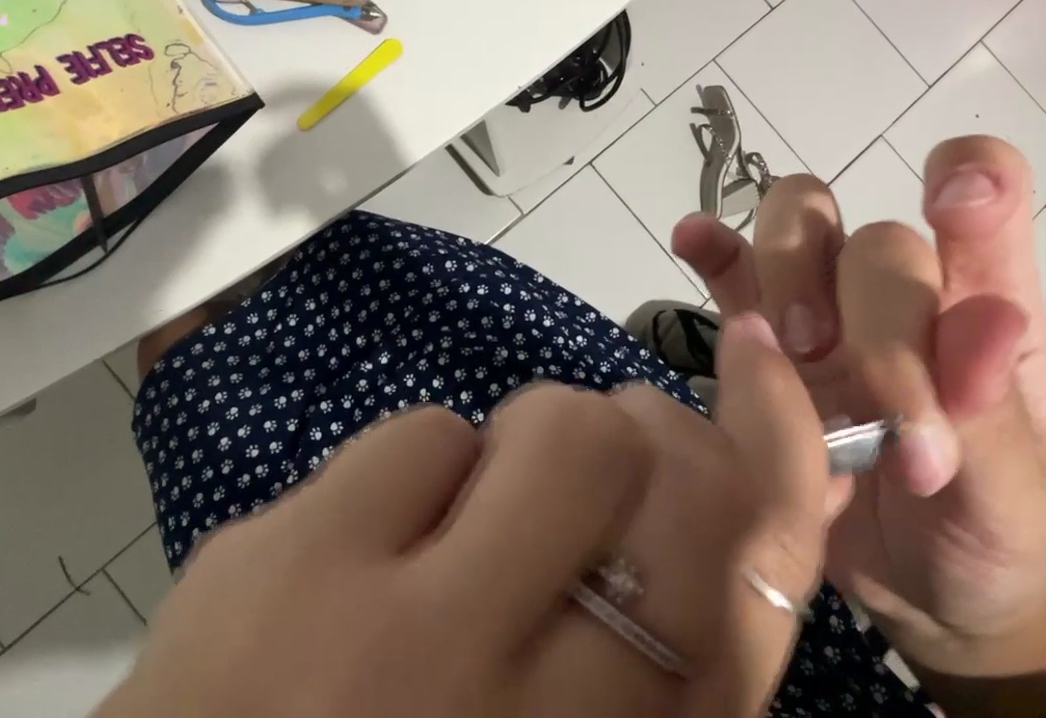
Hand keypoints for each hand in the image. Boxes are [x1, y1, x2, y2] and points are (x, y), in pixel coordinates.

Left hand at [96, 317, 833, 717]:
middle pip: (638, 458)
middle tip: (575, 470)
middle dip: (625, 434)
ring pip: (541, 423)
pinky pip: (415, 436)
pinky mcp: (273, 564)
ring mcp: (382, 631)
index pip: (751, 569)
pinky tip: (362, 551)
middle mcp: (518, 698)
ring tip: (458, 523)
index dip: (772, 440)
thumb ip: (659, 644)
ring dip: (519, 448)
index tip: (754, 362)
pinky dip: (414, 472)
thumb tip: (706, 481)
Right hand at [673, 136, 1045, 676]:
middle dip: (874, 316)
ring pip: (800, 224)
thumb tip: (986, 325)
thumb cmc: (987, 538)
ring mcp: (829, 314)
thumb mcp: (1007, 499)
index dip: (971, 179)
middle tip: (871, 405)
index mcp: (986, 314)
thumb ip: (992, 418)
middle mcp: (905, 297)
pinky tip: (692, 241)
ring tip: (794, 349)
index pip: (987, 200)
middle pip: (876, 238)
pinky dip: (714, 249)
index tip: (949, 205)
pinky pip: (732, 274)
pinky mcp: (768, 346)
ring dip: (789, 268)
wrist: (920, 590)